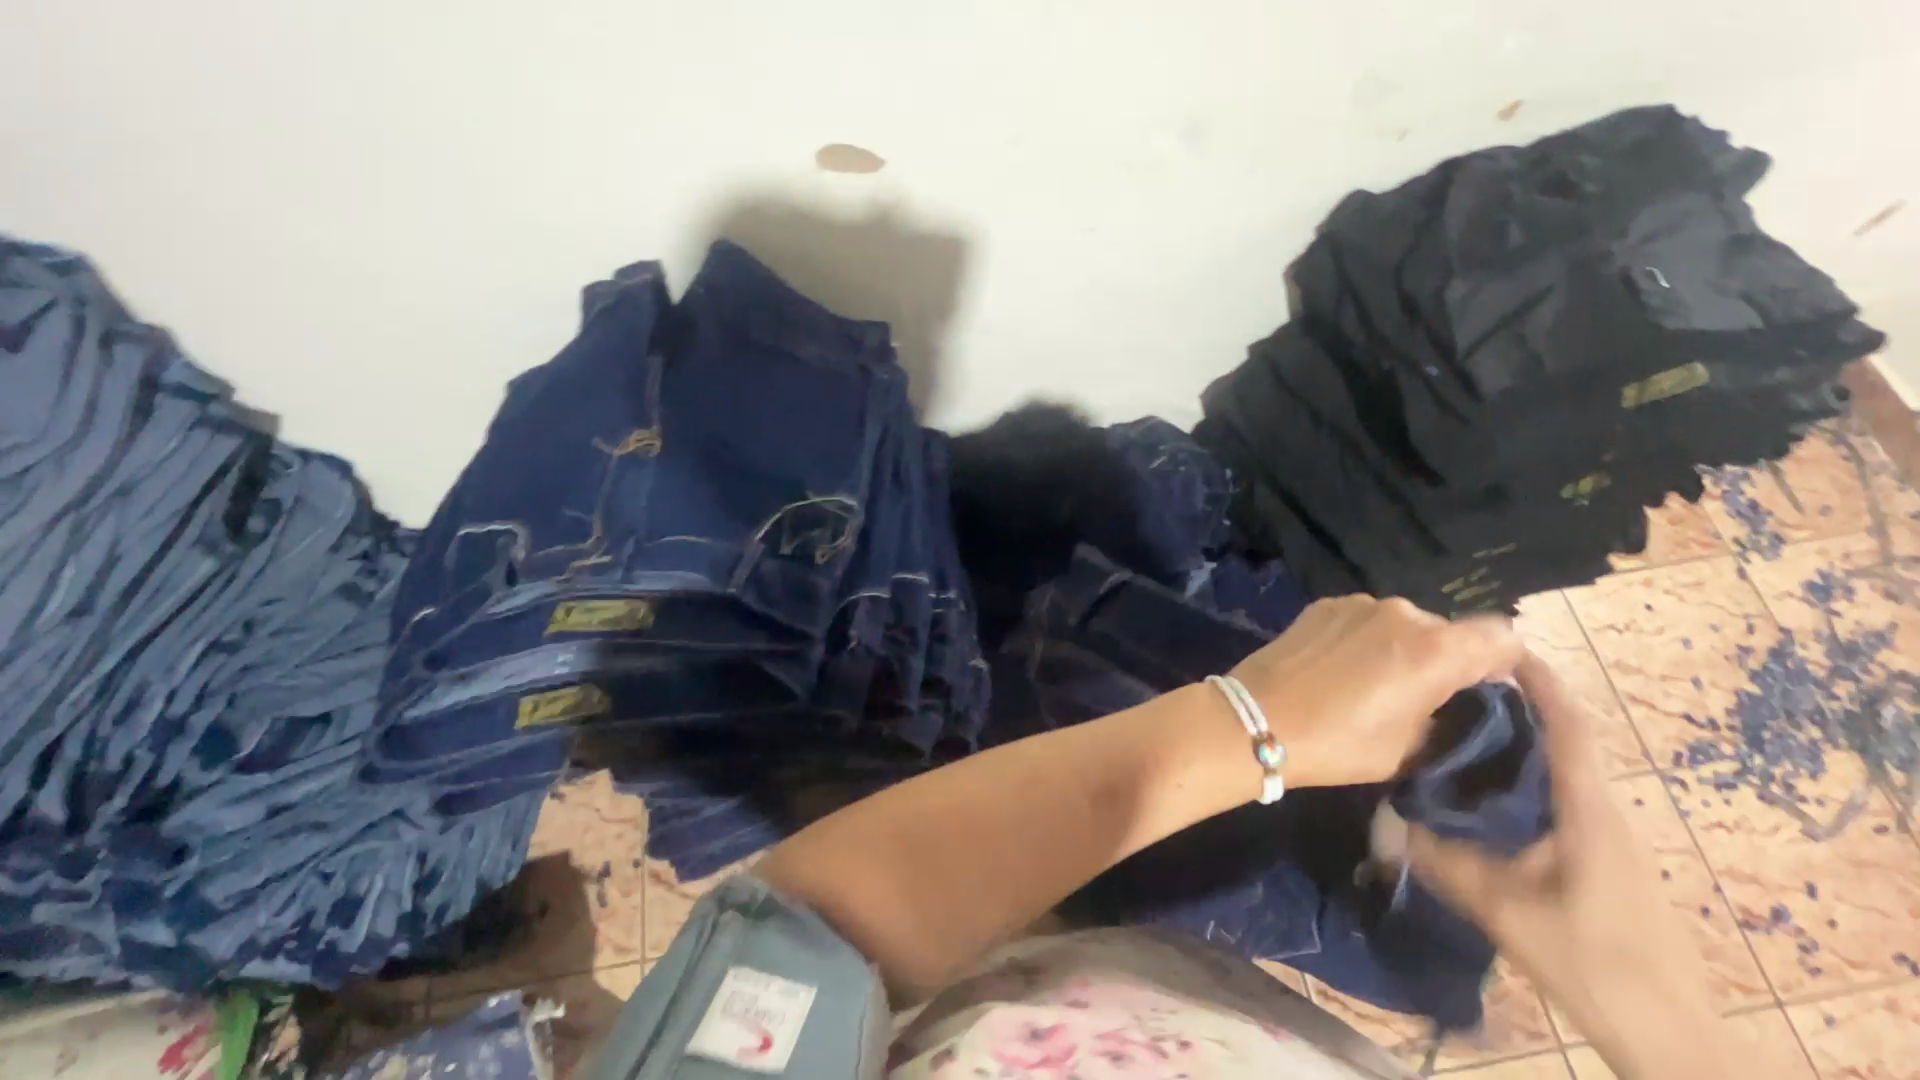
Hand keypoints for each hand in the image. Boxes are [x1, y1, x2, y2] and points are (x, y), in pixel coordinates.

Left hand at [1229, 595, 1525, 788]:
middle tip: (1422, 697)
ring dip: (1402, 647)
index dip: (1502, 664)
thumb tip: (1451, 706)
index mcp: (1437, 649)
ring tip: (1374, 683)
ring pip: (1404, 623)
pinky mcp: (1325, 605)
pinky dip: (1365, 638)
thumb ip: (1444, 719)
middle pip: (1449, 630)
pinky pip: (1365, 619)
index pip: (1502, 638)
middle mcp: (1405, 614)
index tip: (1485, 691)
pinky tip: (1340, 667)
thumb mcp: (1408, 749)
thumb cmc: (1338, 743)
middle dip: (1445, 659)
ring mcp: (1361, 604)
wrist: (1256, 721)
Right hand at [1388, 654, 1740, 1077]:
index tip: (1504, 646)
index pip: (1570, 728)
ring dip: (1520, 744)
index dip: (1542, 683)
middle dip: (1518, 706)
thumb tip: (1387, 818)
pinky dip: (1524, 778)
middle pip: (1565, 741)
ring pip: (1561, 771)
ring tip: (1459, 731)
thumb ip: (1443, 861)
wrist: (1667, 1031)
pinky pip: (1560, 799)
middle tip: (1455, 688)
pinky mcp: (1603, 859)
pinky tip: (1485, 794)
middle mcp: (1603, 812)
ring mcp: (1608, 837)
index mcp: (1588, 810)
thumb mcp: (1504, 909)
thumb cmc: (1591, 959)